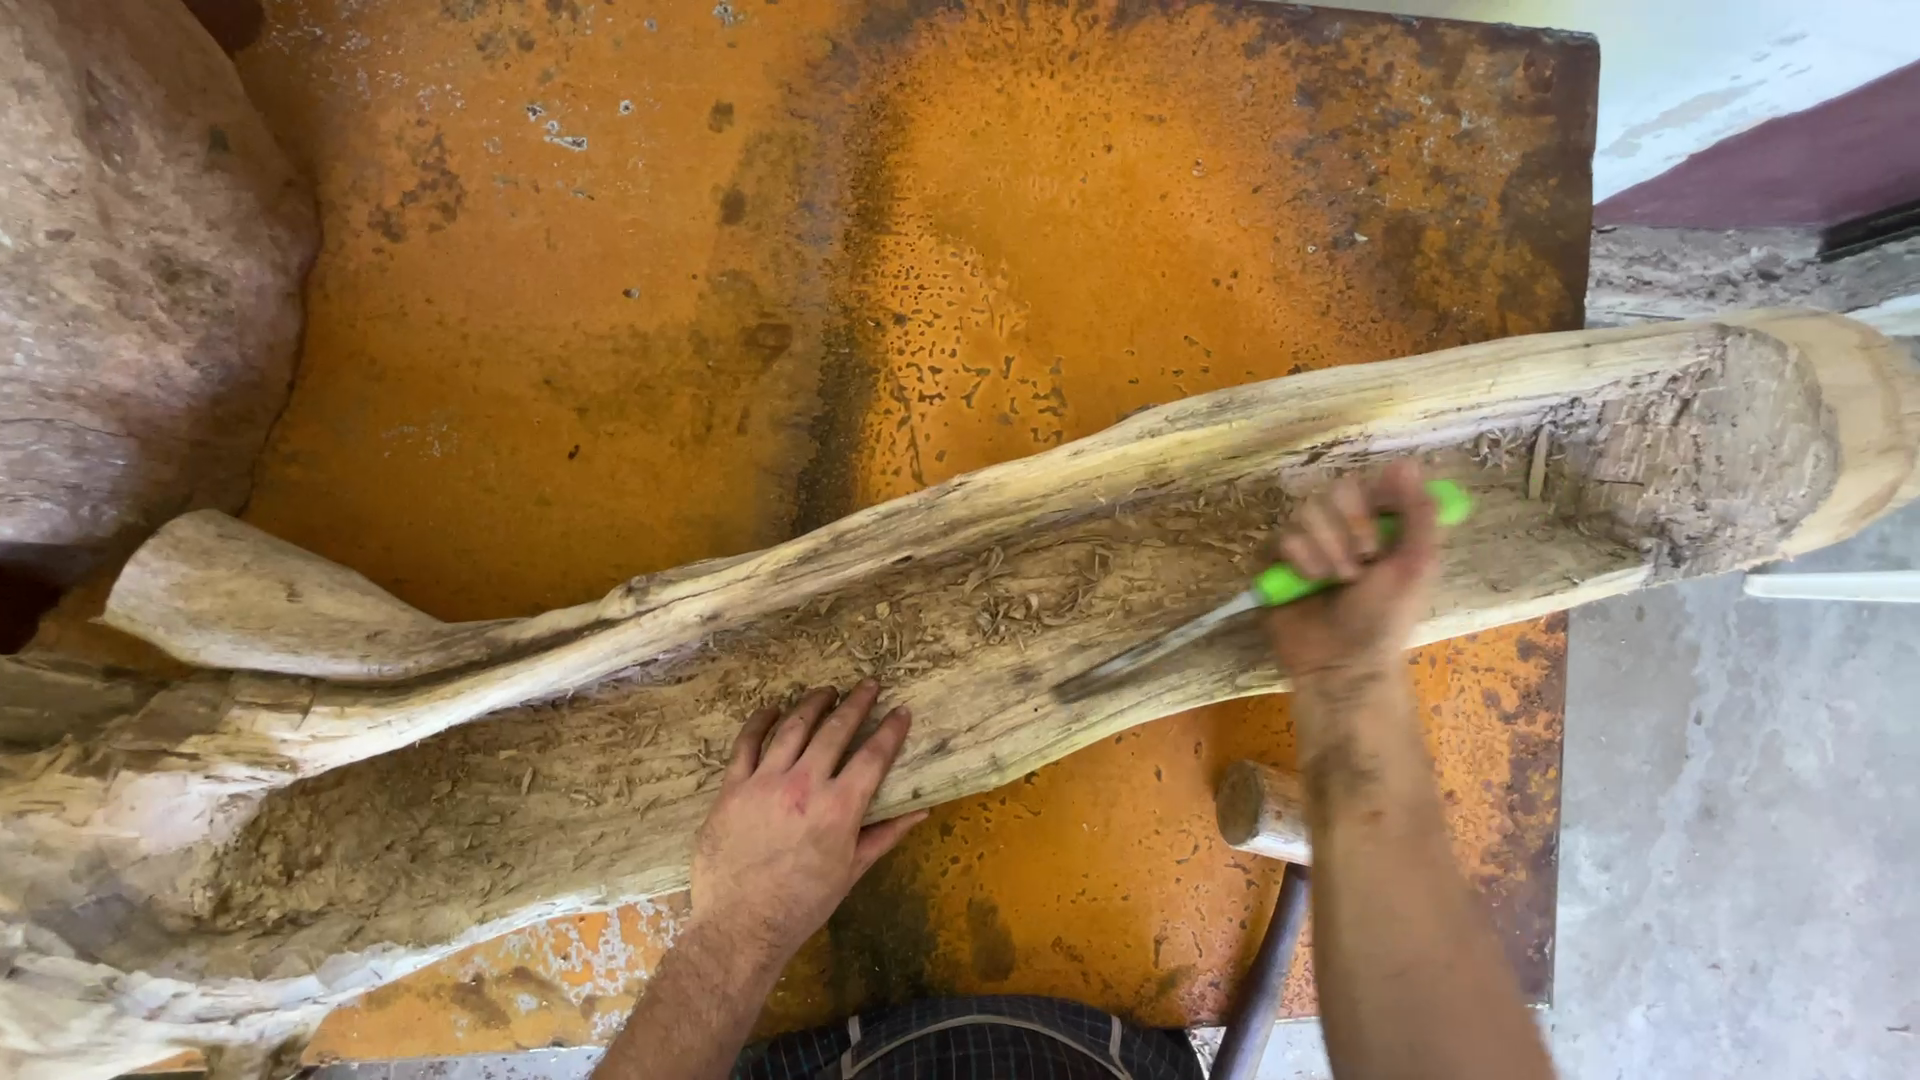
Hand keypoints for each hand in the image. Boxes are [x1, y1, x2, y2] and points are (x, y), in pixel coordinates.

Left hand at [689, 681, 927, 966]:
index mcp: (839, 809)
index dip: (891, 730)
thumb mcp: (851, 871)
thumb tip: (922, 811)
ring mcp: (764, 783)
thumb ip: (886, 835)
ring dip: (814, 703)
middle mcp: (804, 786)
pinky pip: (746, 743)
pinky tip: (772, 708)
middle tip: (869, 684)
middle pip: (835, 730)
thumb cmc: (803, 904)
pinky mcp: (732, 788)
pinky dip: (761, 721)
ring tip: (827, 690)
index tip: (901, 710)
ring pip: (793, 727)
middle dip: (857, 703)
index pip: (873, 756)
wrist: (739, 928)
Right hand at [1264, 460, 1443, 677]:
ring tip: (1335, 581)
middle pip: (1332, 492)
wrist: (1342, 661)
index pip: (1367, 483)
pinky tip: (1307, 583)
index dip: (1371, 503)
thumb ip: (1419, 513)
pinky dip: (1299, 560)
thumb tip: (1407, 462)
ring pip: (1304, 513)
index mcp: (1376, 525)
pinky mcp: (1274, 562)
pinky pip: (1279, 538)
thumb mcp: (1418, 565)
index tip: (1383, 533)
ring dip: (1326, 550)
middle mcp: (1339, 528)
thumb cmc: (1386, 618)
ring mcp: (1305, 543)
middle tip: (1362, 564)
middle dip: (1350, 530)